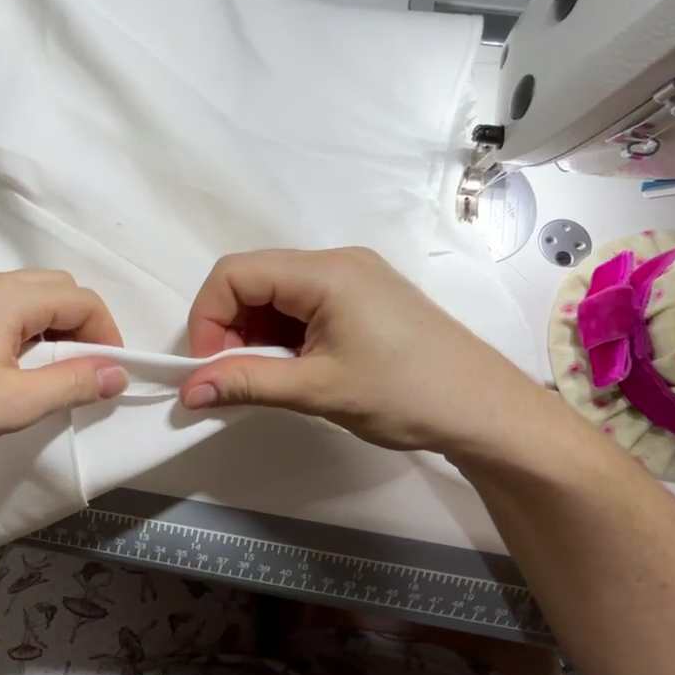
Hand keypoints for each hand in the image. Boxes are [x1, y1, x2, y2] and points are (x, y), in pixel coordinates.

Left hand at [0, 271, 128, 473]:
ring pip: (26, 295)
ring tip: (48, 373)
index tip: (109, 374)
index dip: (106, 333)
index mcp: (7, 296)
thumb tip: (118, 373)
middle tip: (82, 372)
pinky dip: (22, 326)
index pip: (80, 298)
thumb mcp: (15, 404)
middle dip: (81, 325)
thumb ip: (72, 384)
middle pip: (56, 288)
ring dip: (51, 326)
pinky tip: (9, 365)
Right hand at [178, 248, 548, 455]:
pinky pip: (297, 307)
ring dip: (252, 336)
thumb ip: (246, 384)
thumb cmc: (405, 394)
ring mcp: (350, 279)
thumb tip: (188, 393)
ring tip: (264, 379)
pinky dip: (278, 337)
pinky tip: (290, 369)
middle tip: (232, 378)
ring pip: (271, 295)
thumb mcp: (318, 390)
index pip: (233, 274)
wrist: (486, 411)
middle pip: (250, 280)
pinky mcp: (359, 299)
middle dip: (227, 329)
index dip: (207, 319)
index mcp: (325, 273)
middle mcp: (334, 263)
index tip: (209, 370)